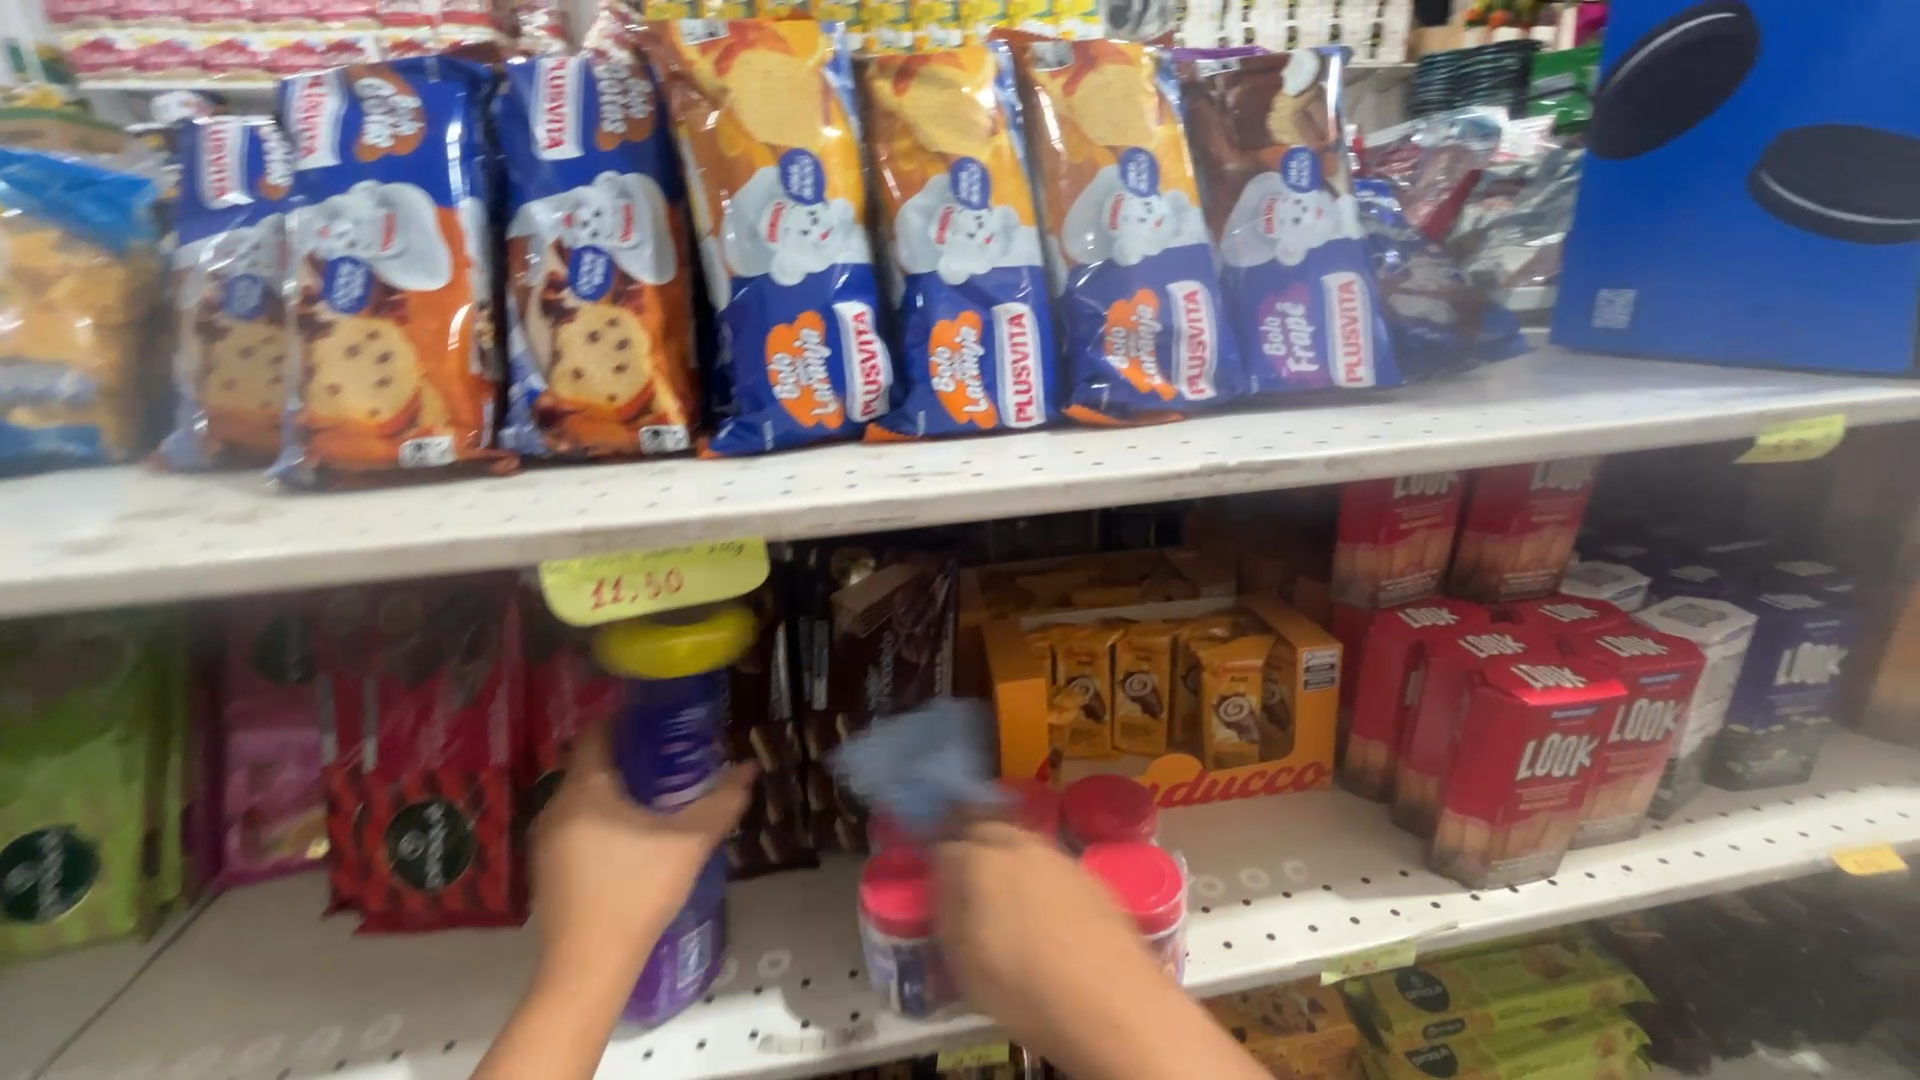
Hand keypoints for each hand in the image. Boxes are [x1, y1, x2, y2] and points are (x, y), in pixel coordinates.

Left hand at [531, 721, 756, 978]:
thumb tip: (749, 768)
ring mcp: (545, 840)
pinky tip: (632, 835)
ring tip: (657, 794)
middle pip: (590, 764)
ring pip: (581, 795)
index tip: (661, 721)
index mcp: (585, 789)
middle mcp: (555, 806)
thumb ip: (723, 801)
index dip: (627, 719)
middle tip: (670, 757)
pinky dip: (601, 816)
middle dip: (629, 756)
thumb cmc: (637, 892)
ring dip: (615, 788)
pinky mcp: (545, 868)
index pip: (596, 733)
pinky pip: (575, 823)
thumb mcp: (690, 842)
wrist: (588, 966)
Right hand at [930, 821, 1168, 1045]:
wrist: (1113, 1002)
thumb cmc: (1027, 991)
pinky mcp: (1088, 870)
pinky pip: (1049, 859)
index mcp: (978, 863)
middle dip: (969, 842)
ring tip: (1002, 882)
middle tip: (963, 869)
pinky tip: (1042, 900)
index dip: (935, 860)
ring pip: (1019, 838)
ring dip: (1004, 851)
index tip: (934, 877)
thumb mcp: (966, 966)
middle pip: (982, 828)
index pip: (943, 847)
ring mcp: (1056, 854)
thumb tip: (943, 891)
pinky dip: (1037, 869)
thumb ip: (948, 917)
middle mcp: (1016, 845)